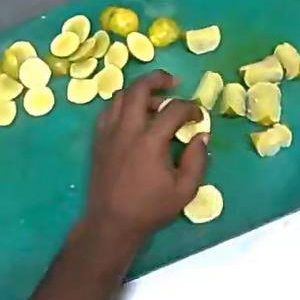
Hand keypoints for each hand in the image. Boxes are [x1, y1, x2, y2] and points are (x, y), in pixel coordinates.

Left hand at [82, 70, 208, 245]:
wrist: (110, 221)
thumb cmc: (149, 208)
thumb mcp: (184, 190)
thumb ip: (197, 160)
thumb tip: (201, 135)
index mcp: (150, 141)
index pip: (173, 109)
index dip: (190, 108)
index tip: (198, 116)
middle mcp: (126, 129)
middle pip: (138, 88)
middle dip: (158, 78)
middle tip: (172, 82)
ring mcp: (108, 131)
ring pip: (120, 96)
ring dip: (139, 92)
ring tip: (155, 102)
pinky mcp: (97, 138)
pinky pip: (108, 110)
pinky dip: (122, 105)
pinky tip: (133, 116)